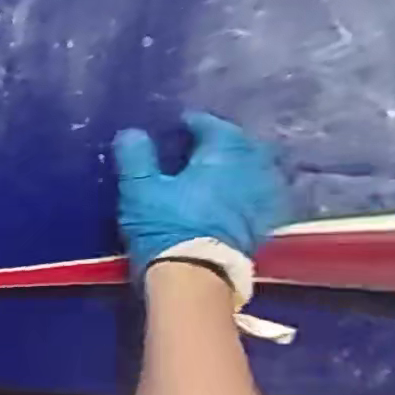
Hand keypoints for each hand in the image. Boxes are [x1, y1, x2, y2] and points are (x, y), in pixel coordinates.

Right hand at [112, 112, 289, 280]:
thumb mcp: (139, 190)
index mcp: (223, 155)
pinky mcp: (263, 222)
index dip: (195, 123)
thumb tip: (131, 132)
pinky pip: (261, 195)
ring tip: (221, 168)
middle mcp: (252, 169)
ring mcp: (263, 196)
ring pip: (256, 168)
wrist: (194, 271)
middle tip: (203, 144)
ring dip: (240, 164)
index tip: (180, 123)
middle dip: (224, 141)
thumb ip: (136, 159)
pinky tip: (238, 195)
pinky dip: (248, 190)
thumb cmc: (164, 225)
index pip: (213, 127)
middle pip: (242, 145)